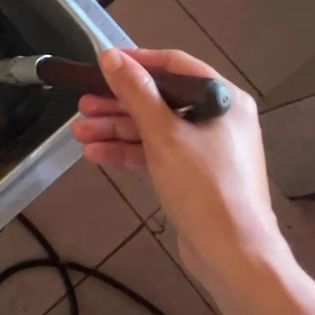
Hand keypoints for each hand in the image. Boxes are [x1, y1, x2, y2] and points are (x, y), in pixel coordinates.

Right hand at [72, 48, 287, 287]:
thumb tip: (110, 56)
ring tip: (80, 132)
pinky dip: (129, 151)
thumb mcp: (164, 134)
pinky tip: (96, 154)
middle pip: (160, 98)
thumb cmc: (205, 187)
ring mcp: (207, 148)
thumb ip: (135, 92)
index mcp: (223, 99)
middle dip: (118, 103)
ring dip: (116, 128)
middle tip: (82, 105)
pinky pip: (158, 151)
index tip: (102, 64)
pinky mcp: (195, 174)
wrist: (235, 258)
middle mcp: (218, 118)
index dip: (136, 62)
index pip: (174, 65)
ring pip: (154, 127)